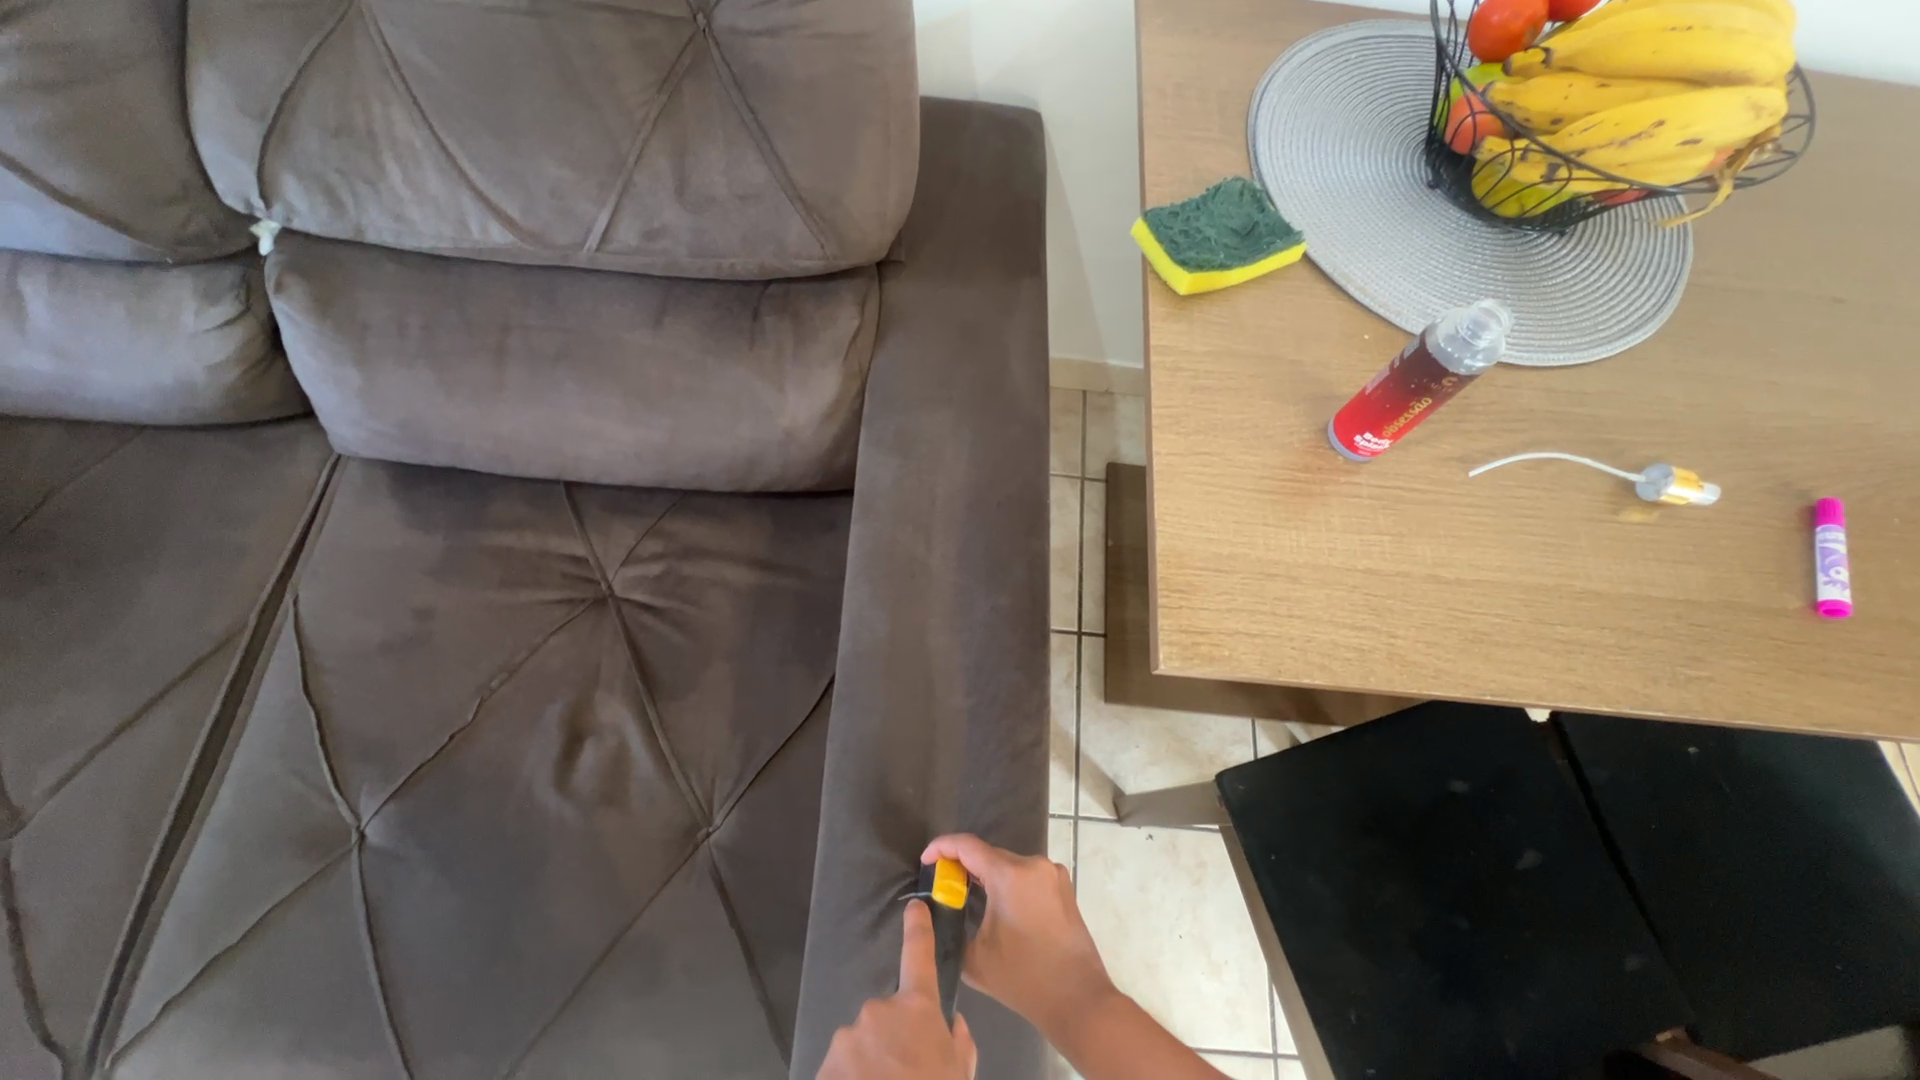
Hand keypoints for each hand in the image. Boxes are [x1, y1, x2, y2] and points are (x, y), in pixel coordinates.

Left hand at [817, 901, 977, 1079]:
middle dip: (894, 1039)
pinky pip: (842, 1067)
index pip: (919, 957)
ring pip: (863, 1043)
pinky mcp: (825, 1063)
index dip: (917, 929)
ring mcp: (849, 1035)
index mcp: (918, 1009)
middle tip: (906, 1071)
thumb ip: (958, 1044)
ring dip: (871, 1062)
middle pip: (888, 1017)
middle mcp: (880, 1010)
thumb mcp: (960, 1073)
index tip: (914, 906)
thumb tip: (952, 1025)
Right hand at [920, 834, 1118, 1040]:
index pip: (968, 846)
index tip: (925, 860)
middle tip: (944, 885)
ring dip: (988, 876)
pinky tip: (1000, 907)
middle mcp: (1034, 865)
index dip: (942, 847)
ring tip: (969, 896)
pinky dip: (1009, 884)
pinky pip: (1028, 876)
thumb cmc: (1023, 979)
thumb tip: (941, 915)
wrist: (1078, 999)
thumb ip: (953, 927)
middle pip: (990, 855)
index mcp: (1010, 875)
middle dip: (963, 866)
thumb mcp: (975, 958)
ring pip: (1010, 865)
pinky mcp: (1064, 888)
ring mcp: (1053, 874)